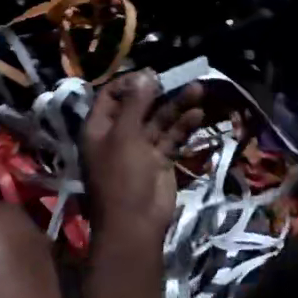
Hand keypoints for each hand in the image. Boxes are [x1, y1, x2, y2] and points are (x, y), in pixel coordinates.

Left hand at [81, 73, 203, 254]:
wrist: (135, 223)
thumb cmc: (121, 176)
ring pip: (159, 120)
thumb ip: (135, 104)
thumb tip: (146, 75)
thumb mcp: (124, 136)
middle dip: (158, 91)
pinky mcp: (159, 161)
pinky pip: (171, 138)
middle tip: (180, 76)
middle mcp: (118, 135)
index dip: (129, 83)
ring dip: (177, 105)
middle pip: (138, 106)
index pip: (110, 95)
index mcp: (99, 128)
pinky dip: (183, 126)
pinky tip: (198, 113)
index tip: (151, 74)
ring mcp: (140, 149)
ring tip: (199, 89)